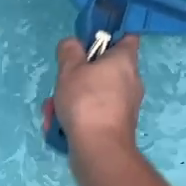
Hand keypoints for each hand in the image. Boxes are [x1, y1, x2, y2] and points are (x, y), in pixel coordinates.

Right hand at [53, 35, 143, 154]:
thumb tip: (73, 44)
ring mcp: (126, 105)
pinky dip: (78, 116)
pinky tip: (59, 126)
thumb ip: (69, 50)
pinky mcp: (118, 126)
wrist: (99, 149)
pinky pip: (95, 112)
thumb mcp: (69, 68)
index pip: (127, 37)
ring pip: (95, 92)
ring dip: (73, 98)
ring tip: (54, 109)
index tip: (89, 41)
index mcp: (125, 60)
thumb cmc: (87, 101)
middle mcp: (131, 81)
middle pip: (105, 68)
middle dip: (79, 74)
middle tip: (63, 80)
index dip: (110, 35)